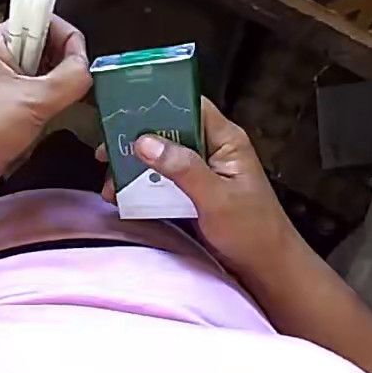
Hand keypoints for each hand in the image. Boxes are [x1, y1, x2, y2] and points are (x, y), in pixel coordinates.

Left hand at [0, 15, 90, 187]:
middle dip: (62, 64)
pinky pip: (35, 88)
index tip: (81, 61)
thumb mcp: (37, 99)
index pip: (41, 19)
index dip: (67, 38)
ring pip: (42, 67)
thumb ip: (71, 77)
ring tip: (52, 103)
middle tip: (68, 86)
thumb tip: (88, 67)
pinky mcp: (3, 98)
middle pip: (44, 42)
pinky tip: (45, 113)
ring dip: (54, 84)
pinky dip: (46, 98)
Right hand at [100, 97, 302, 278]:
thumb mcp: (217, 198)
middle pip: (166, 130)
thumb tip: (144, 142)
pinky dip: (139, 186)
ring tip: (110, 182)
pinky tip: (121, 196)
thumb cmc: (253, 232)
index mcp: (225, 140)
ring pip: (158, 156)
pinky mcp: (189, 190)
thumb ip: (183, 168)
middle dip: (134, 140)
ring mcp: (199, 170)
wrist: (265, 268)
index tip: (123, 114)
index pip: (189, 105)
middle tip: (105, 152)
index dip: (157, 104)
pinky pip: (159, 179)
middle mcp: (210, 149)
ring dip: (133, 167)